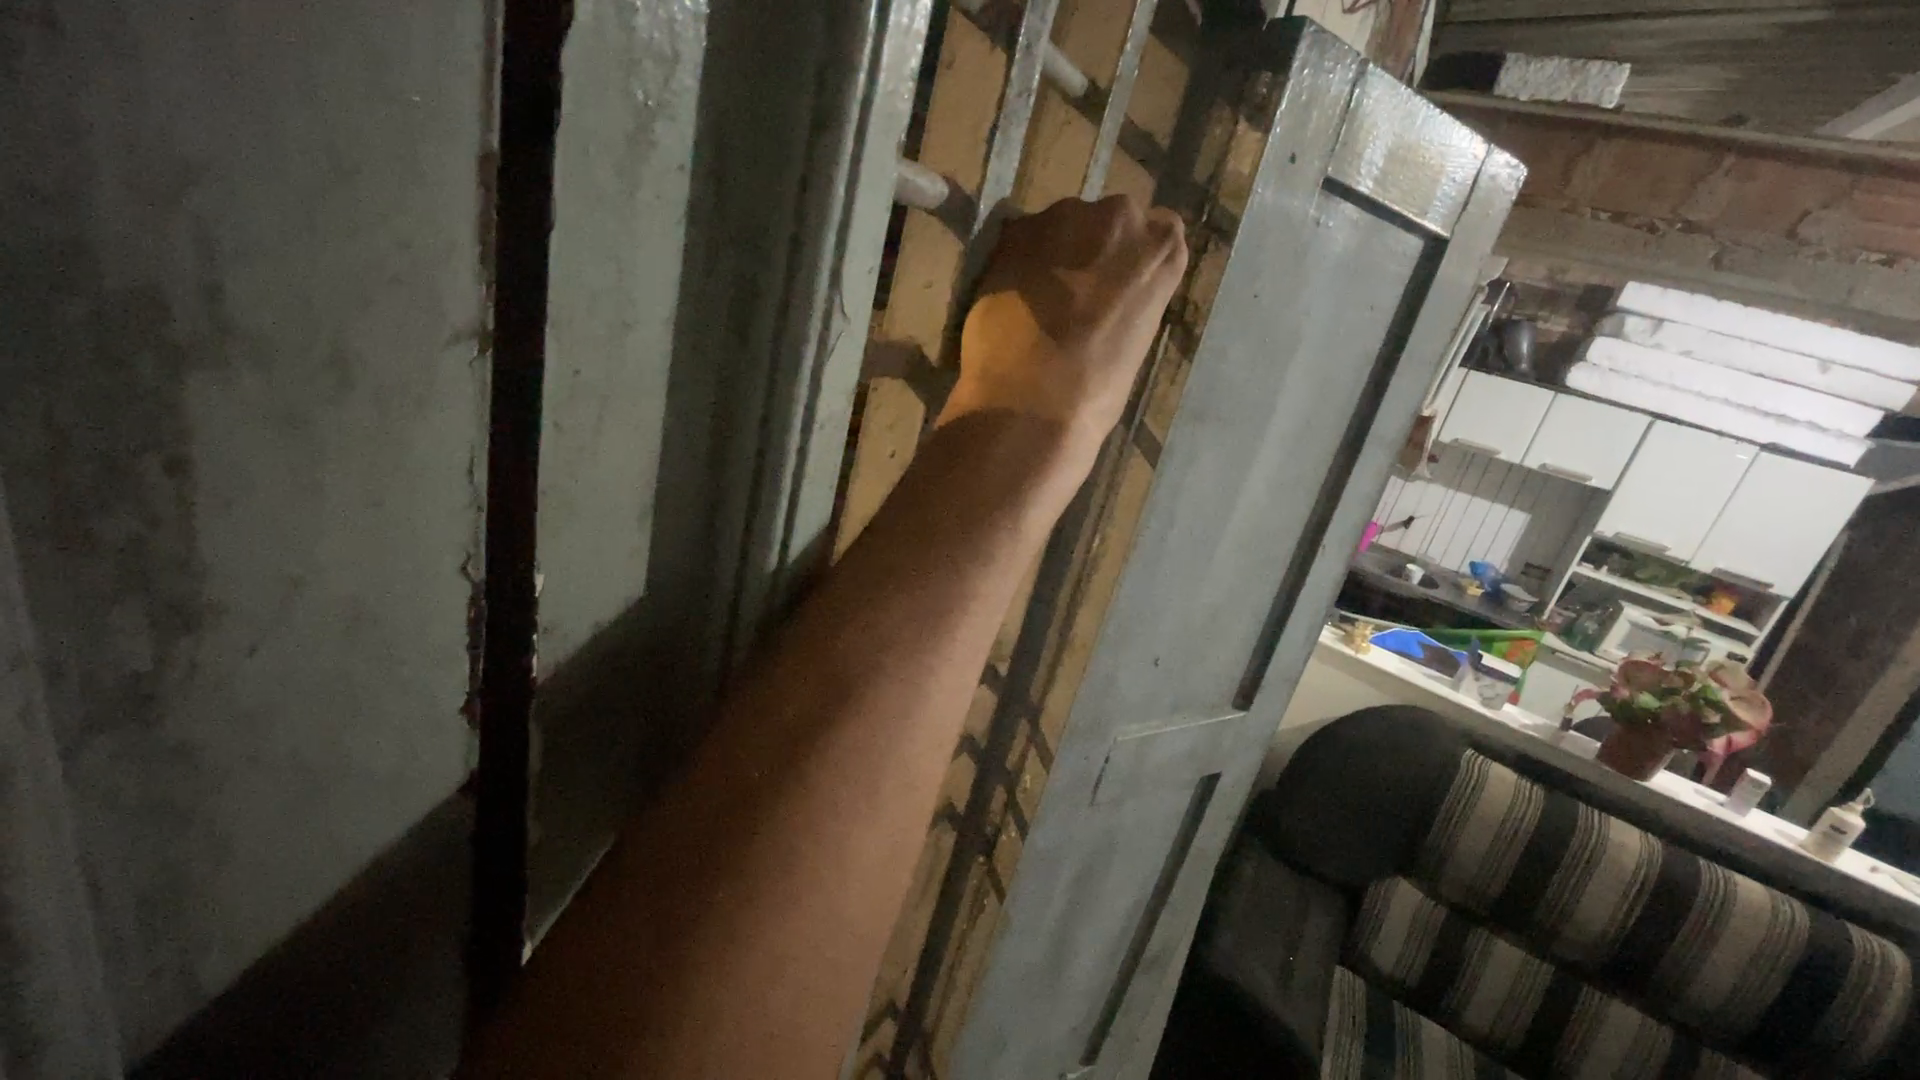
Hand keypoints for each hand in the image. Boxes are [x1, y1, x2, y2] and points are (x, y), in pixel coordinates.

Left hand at [940, 195, 1187, 464]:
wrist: (1028, 402)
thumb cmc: (1095, 391)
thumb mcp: (1135, 342)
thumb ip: (1130, 302)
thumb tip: (1110, 301)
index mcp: (1162, 248)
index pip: (1156, 232)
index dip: (1130, 259)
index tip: (1115, 283)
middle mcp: (1118, 216)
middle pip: (1106, 221)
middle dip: (1091, 247)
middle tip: (1073, 292)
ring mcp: (1062, 217)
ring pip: (1059, 226)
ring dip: (1051, 251)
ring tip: (1035, 298)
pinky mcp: (1012, 232)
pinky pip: (1018, 240)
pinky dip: (1014, 262)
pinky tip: (1008, 299)